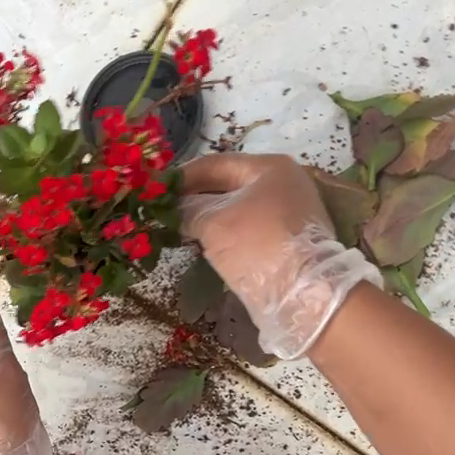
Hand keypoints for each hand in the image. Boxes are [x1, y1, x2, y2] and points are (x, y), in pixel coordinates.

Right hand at [180, 154, 380, 359]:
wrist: (299, 291)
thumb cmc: (256, 245)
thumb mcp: (213, 223)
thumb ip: (188, 210)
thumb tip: (173, 209)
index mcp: (268, 168)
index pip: (214, 164)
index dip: (182, 176)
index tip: (155, 189)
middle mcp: (280, 183)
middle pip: (225, 185)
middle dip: (192, 197)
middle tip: (161, 209)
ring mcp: (285, 212)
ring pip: (233, 208)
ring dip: (204, 217)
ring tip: (174, 227)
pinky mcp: (283, 238)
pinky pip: (244, 227)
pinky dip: (221, 232)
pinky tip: (199, 243)